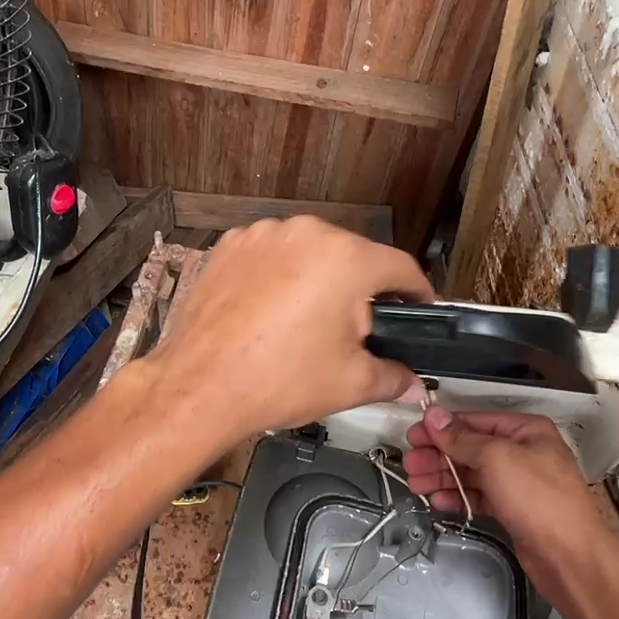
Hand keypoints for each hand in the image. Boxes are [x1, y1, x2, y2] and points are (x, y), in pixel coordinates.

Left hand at [136, 216, 433, 438]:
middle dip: (359, 291)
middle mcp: (305, 233)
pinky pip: (268, 256)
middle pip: (351, 256)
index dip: (416, 293)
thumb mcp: (350, 382)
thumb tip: (412, 382)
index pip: (400, 267)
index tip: (418, 310)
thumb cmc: (277, 380)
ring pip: (307, 253)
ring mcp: (262, 235)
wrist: (200, 385)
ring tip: (304, 325)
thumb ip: (393, 375)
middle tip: (354, 333)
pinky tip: (268, 314)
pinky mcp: (229, 245)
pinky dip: (276, 277)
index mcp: (346, 258)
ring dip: (315, 280)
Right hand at [404, 408, 606, 559]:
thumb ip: (461, 437)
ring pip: (471, 473)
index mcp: (526, 430)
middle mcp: (523, 451)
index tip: (413, 435)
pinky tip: (437, 501)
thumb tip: (434, 414)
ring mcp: (518, 482)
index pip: (474, 421)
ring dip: (442, 477)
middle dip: (438, 455)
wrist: (570, 558)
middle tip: (410, 464)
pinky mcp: (513, 509)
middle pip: (470, 447)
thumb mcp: (495, 458)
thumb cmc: (538, 499)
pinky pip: (478, 495)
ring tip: (416, 484)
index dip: (441, 427)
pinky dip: (457, 497)